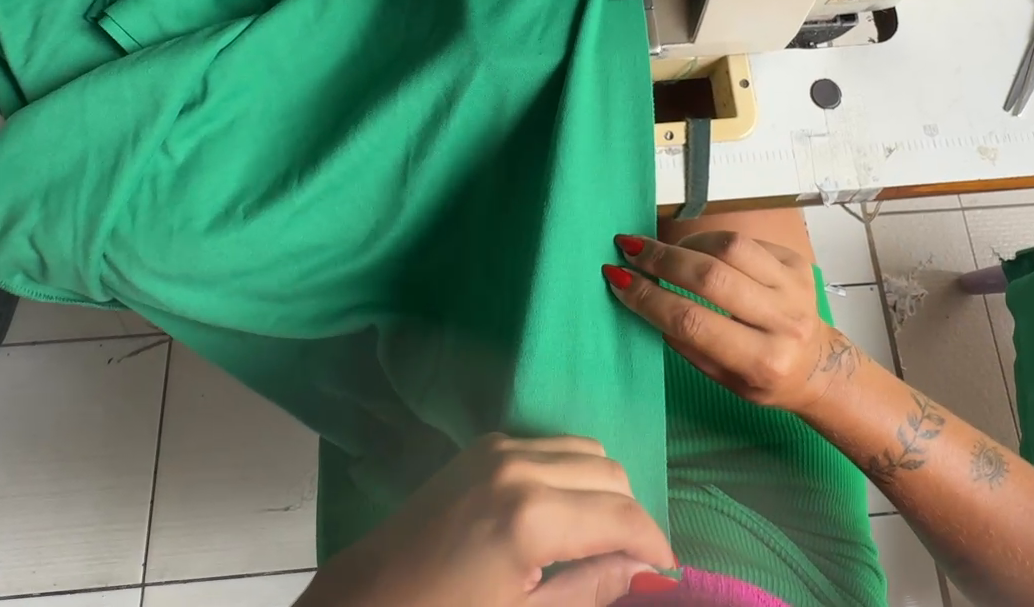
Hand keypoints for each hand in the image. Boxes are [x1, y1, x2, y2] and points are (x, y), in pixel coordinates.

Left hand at [295, 434, 675, 606]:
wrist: (366, 598)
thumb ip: (590, 589)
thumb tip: (648, 572)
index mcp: (531, 515)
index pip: (622, 515)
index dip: (654, 544)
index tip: (666, 572)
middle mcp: (521, 463)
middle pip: (611, 473)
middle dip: (629, 517)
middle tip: (625, 563)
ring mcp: (500, 446)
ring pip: (587, 451)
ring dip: (602, 490)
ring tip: (591, 538)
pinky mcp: (486, 442)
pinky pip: (552, 444)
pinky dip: (571, 472)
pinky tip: (557, 512)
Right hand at [603, 231, 855, 412]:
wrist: (820, 367)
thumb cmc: (763, 379)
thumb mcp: (723, 379)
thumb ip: (686, 341)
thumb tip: (642, 296)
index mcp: (761, 360)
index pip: (692, 321)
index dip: (648, 298)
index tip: (616, 279)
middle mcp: (782, 321)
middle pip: (710, 277)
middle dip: (661, 259)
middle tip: (629, 250)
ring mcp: (793, 287)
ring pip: (729, 247)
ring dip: (686, 244)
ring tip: (663, 250)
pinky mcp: (797, 262)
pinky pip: (746, 240)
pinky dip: (712, 241)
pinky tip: (696, 250)